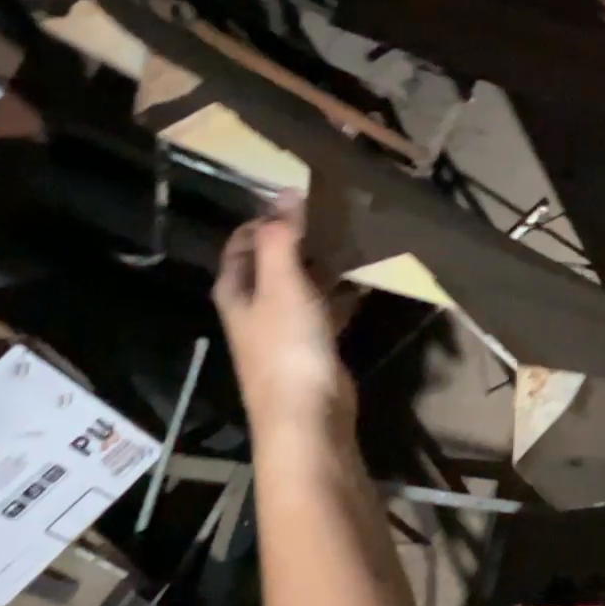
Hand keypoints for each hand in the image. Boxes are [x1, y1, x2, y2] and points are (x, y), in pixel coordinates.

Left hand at [213, 198, 353, 436]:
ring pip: (304, 285)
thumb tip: (288, 192)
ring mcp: (286, 327)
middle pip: (274, 262)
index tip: (304, 199)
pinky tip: (367, 284)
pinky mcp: (315, 346)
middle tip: (339, 218)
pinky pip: (329, 309)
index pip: (242, 241)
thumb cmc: (288, 347)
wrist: (308, 413)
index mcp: (236, 289)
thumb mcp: (282, 285)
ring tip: (357, 245)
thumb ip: (282, 240)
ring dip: (326, 266)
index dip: (266, 218)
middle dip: (301, 240)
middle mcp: (256, 305)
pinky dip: (344, 295)